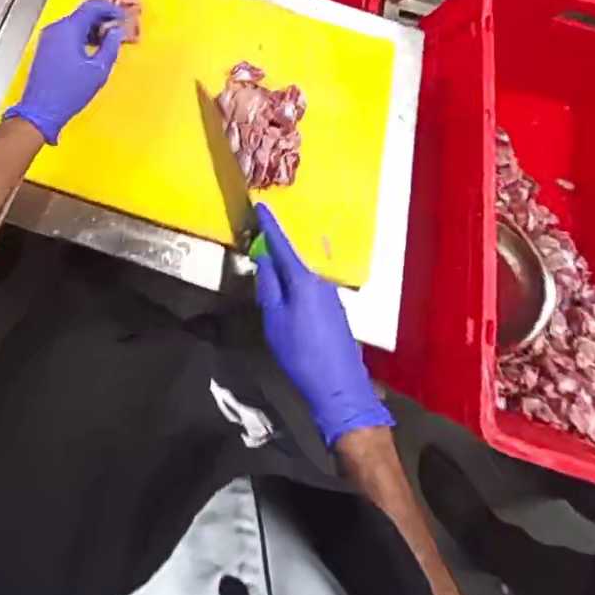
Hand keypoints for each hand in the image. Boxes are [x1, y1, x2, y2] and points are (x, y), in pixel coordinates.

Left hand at [3, 0, 124, 144]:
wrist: (41, 111)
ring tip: (107, 41)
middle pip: (82, 13)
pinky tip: (91, 50)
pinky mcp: (45, 48)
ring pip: (74, 24)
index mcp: (68, 29)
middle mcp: (55, 29)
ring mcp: (48, 38)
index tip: (122, 16)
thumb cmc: (69, 92)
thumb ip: (110, 46)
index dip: (111, 9)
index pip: (92, 6)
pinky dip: (81, 36)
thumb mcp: (98, 70)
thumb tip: (116, 32)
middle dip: (102, 19)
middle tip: (117, 29)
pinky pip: (66, 34)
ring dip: (92, 28)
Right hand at [254, 204, 392, 445]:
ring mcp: (330, 297)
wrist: (340, 388)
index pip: (282, 245)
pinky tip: (285, 301)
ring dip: (283, 273)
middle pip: (291, 260)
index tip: (260, 205)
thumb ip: (268, 287)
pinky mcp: (334, 312)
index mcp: (303, 280)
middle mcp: (320, 282)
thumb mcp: (274, 319)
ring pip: (299, 277)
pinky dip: (293, 288)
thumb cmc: (301, 352)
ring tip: (266, 277)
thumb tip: (265, 260)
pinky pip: (308, 290)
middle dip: (273, 252)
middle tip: (254, 247)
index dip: (269, 225)